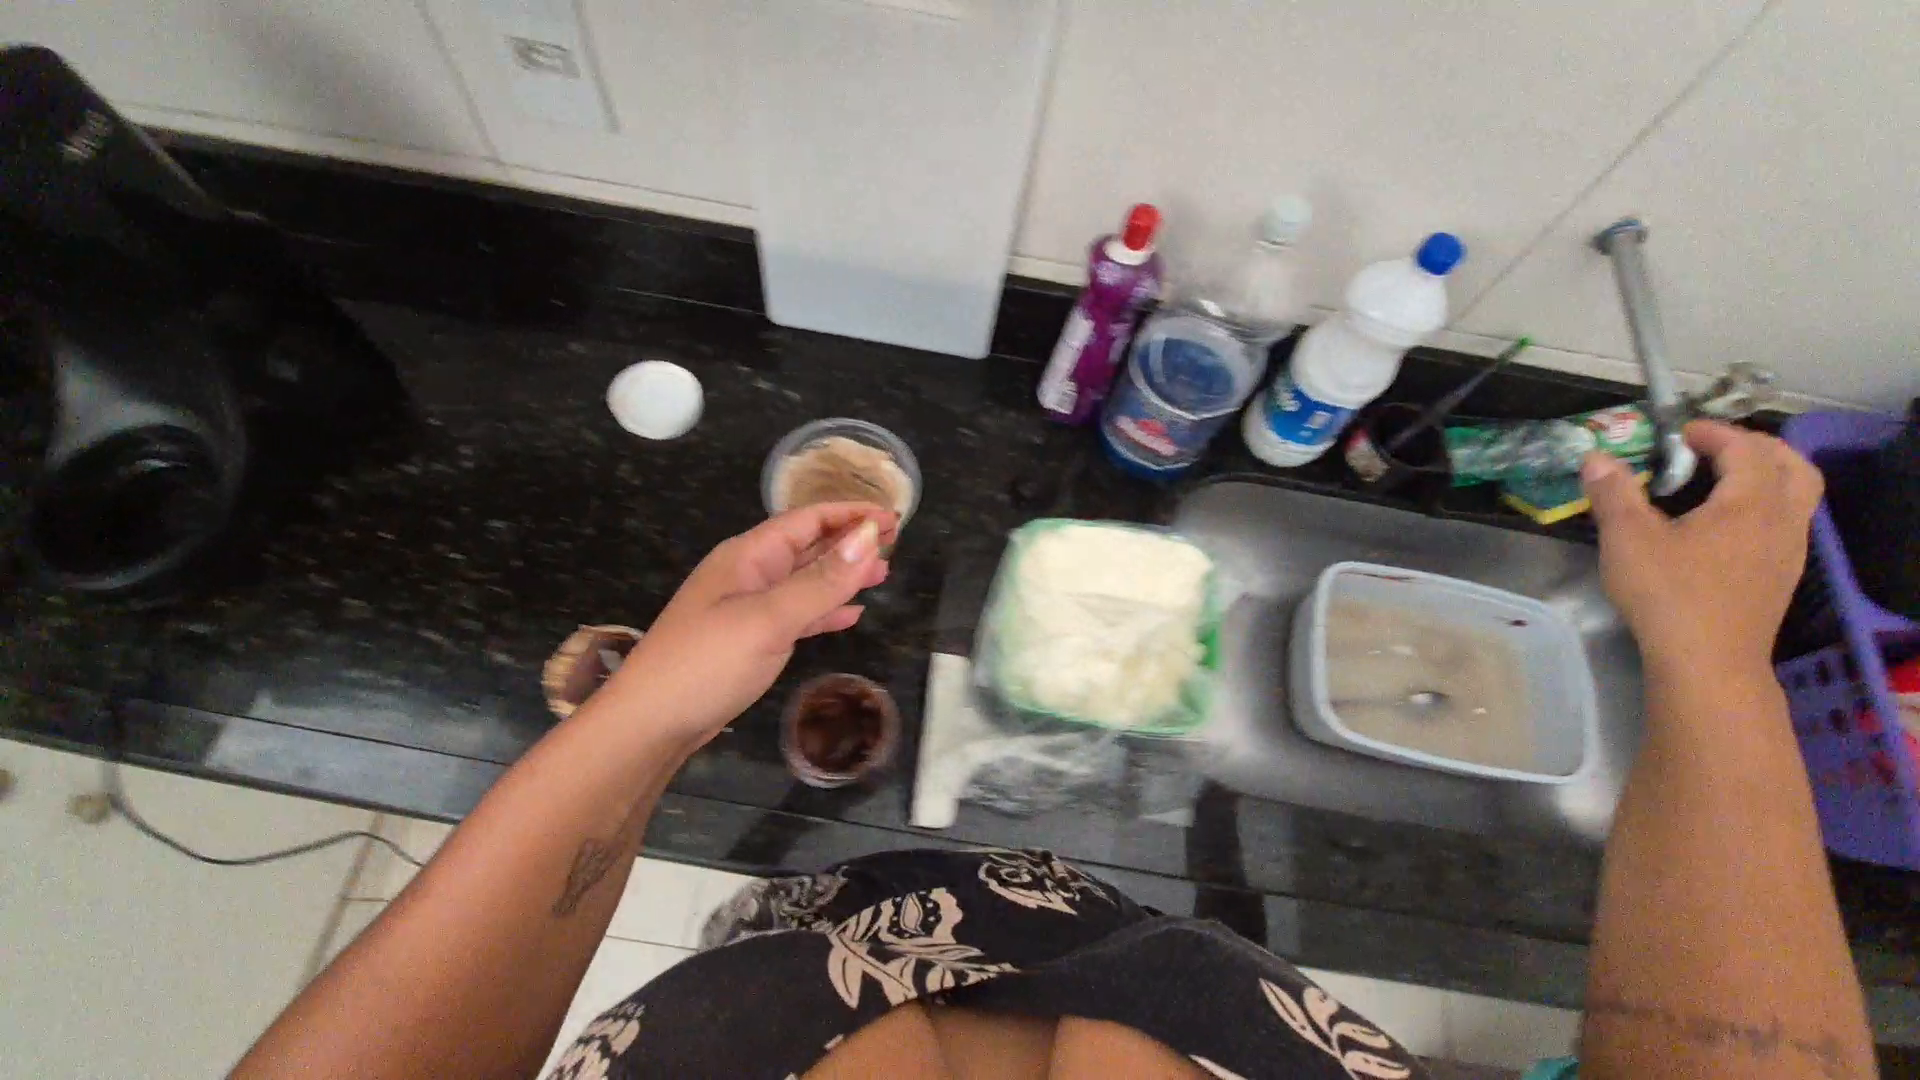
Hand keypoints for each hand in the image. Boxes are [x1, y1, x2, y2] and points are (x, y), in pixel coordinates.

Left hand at [587, 502, 896, 746]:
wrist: (651, 723)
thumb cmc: (705, 663)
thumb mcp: (769, 619)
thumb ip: (821, 581)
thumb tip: (870, 538)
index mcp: (749, 556)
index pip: (807, 519)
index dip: (851, 514)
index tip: (892, 518)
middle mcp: (750, 574)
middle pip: (807, 545)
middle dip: (850, 541)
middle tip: (895, 542)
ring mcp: (748, 608)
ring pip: (805, 580)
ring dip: (842, 575)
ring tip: (882, 576)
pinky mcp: (751, 639)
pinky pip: (797, 613)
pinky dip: (825, 611)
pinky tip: (851, 615)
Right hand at [1582, 420, 1822, 680]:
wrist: (1707, 660)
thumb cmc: (1668, 593)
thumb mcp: (1627, 539)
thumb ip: (1614, 494)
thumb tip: (1596, 457)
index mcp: (1750, 504)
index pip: (1747, 450)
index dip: (1715, 433)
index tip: (1680, 432)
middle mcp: (1781, 521)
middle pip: (1792, 467)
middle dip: (1755, 448)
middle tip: (1712, 447)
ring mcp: (1787, 552)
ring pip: (1796, 497)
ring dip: (1766, 476)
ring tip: (1720, 481)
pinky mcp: (1780, 577)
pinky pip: (1785, 524)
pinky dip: (1763, 506)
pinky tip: (1724, 526)